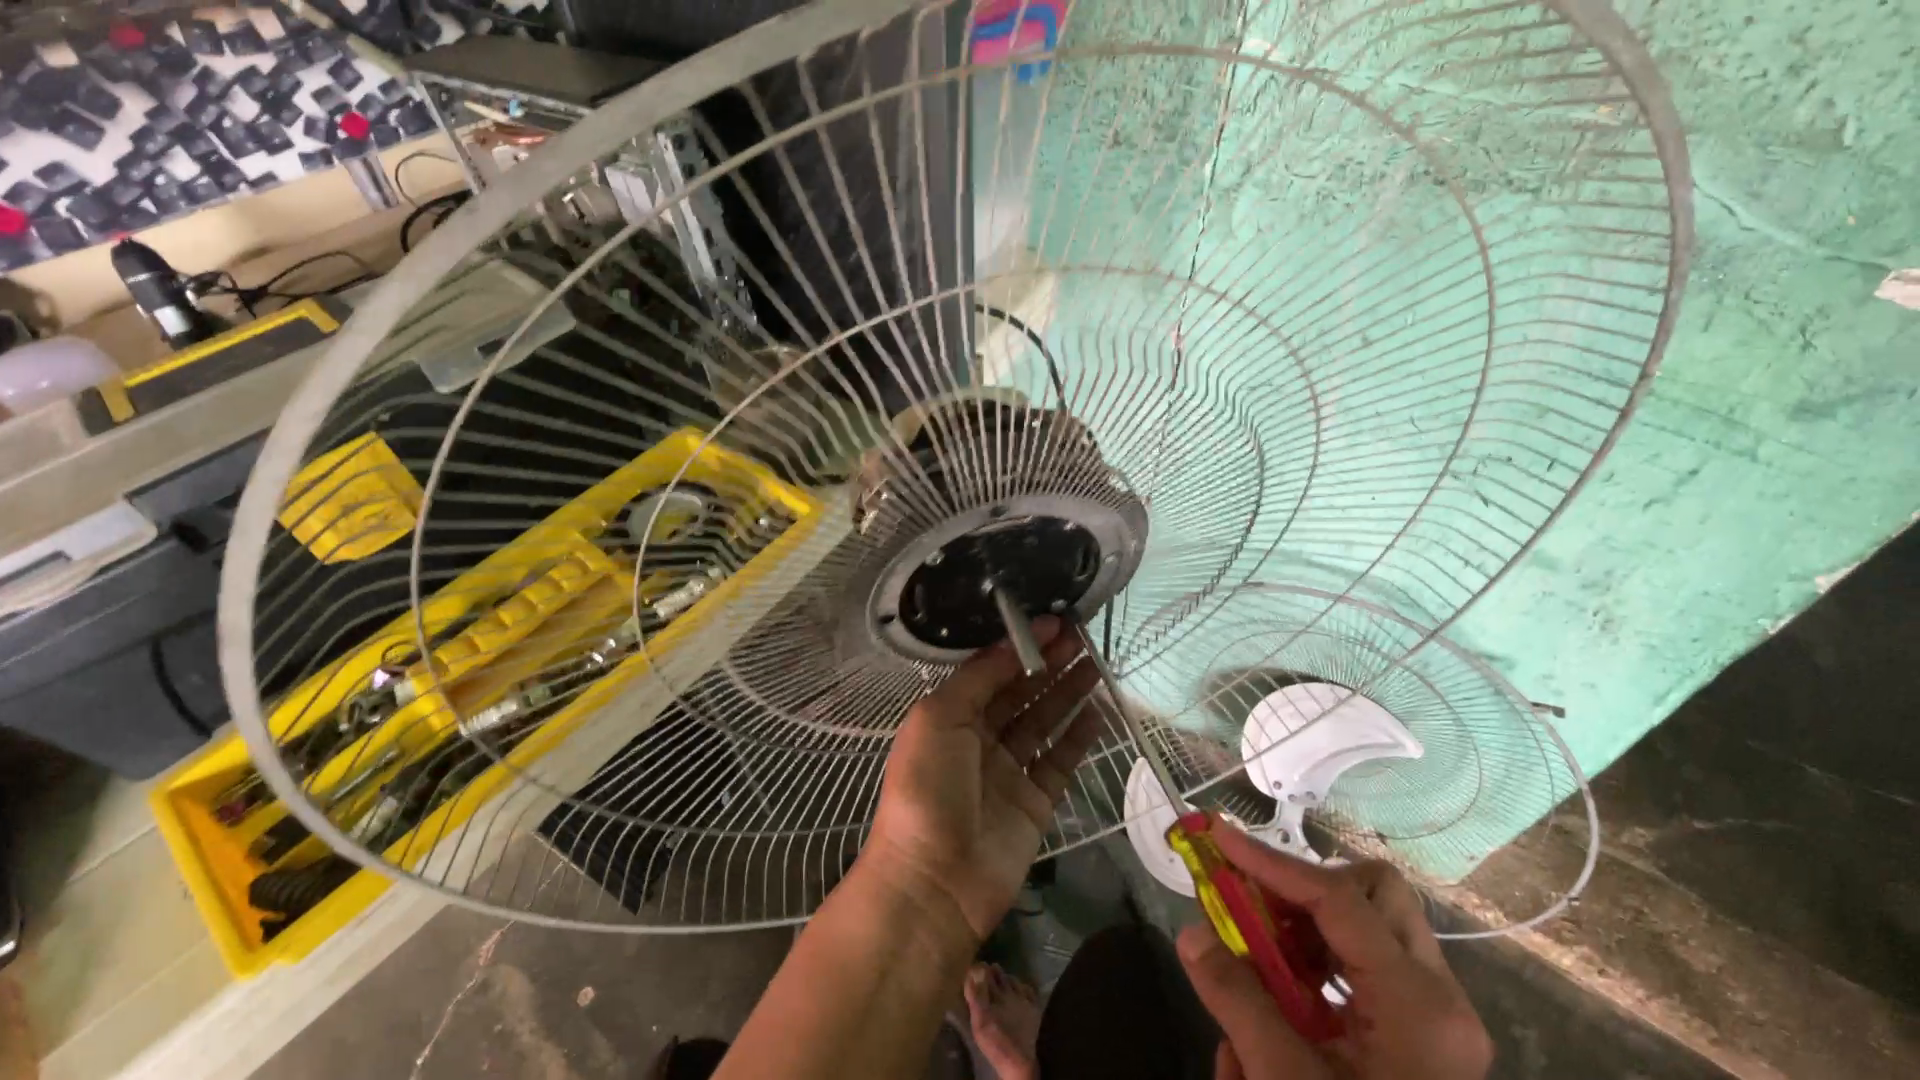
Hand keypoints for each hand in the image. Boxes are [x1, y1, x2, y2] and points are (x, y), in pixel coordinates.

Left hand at [859, 616, 1102, 941]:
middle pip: (1019, 694)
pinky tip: (1098, 709)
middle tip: (1081, 635)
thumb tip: (1013, 642)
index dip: (1019, 647)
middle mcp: (978, 740)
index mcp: (948, 718)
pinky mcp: (1036, 803)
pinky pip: (1060, 761)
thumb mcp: (939, 718)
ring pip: (1044, 723)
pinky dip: (1079, 737)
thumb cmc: (926, 787)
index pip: (989, 672)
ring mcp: (1009, 772)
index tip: (1053, 622)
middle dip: (1048, 664)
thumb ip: (979, 678)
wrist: (934, 879)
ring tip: (1095, 661)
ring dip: (1068, 692)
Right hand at [1176, 823, 1492, 1079]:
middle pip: (1374, 897)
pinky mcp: (1421, 1038)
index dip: (1273, 864)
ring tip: (1252, 966)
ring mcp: (1435, 1019)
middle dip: (1301, 892)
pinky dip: (1315, 973)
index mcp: (1418, 1007)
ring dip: (1302, 934)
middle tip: (1245, 905)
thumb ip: (1238, 1001)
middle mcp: (1439, 999)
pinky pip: (1366, 974)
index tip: (1218, 837)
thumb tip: (1191, 932)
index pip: (1340, 902)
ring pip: (1369, 932)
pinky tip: (1276, 1008)